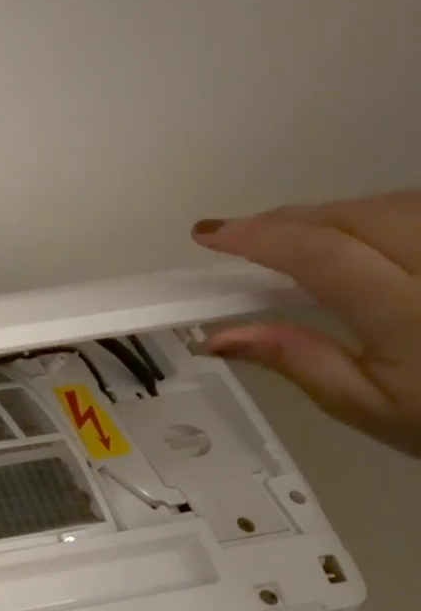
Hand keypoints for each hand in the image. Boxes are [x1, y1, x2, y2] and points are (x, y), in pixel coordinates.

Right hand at [192, 190, 420, 456]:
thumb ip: (296, 360)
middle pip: (362, 217)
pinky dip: (385, 214)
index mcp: (409, 315)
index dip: (261, 237)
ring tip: (298, 233)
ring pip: (402, 204)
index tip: (209, 234)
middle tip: (244, 232)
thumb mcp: (366, 405)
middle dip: (294, 218)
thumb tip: (216, 337)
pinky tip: (362, 233)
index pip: (322, 255)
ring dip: (339, 212)